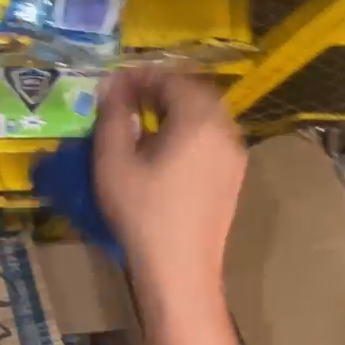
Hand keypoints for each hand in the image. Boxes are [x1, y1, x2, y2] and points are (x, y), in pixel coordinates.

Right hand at [92, 67, 246, 289]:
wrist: (179, 269)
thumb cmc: (142, 211)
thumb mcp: (114, 160)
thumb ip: (113, 115)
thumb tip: (111, 86)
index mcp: (198, 122)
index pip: (172, 80)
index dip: (141, 75)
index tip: (113, 82)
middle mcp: (224, 132)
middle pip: (195, 92)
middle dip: (160, 86)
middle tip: (127, 94)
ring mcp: (233, 155)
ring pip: (206, 113)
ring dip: (175, 106)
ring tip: (142, 116)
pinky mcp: (231, 175)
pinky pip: (212, 134)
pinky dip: (188, 126)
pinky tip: (162, 143)